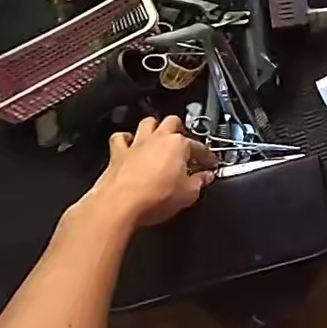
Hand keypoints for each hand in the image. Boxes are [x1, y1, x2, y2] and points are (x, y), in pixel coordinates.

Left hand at [78, 116, 217, 229]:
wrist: (119, 205)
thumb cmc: (153, 197)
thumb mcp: (188, 193)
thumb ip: (199, 182)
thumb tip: (205, 178)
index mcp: (180, 144)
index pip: (199, 147)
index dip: (207, 157)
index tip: (210, 164)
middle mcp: (158, 139)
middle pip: (173, 122)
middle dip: (180, 129)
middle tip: (184, 141)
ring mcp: (137, 144)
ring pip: (148, 123)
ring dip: (154, 127)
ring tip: (159, 136)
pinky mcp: (117, 154)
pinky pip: (120, 138)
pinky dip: (124, 138)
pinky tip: (129, 144)